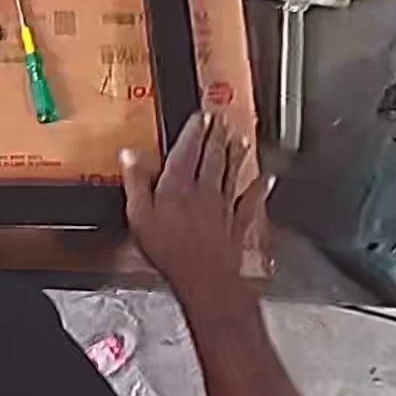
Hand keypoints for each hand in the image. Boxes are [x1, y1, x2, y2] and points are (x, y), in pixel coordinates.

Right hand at [121, 111, 266, 321]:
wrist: (204, 278)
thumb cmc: (168, 249)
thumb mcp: (138, 215)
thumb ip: (135, 182)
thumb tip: (129, 155)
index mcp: (177, 185)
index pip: (187, 150)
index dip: (194, 131)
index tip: (200, 116)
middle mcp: (204, 190)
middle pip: (213, 156)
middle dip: (216, 135)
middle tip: (221, 119)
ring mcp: (223, 206)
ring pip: (232, 172)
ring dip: (237, 153)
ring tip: (241, 137)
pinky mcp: (237, 223)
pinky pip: (250, 200)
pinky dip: (260, 187)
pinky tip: (266, 178)